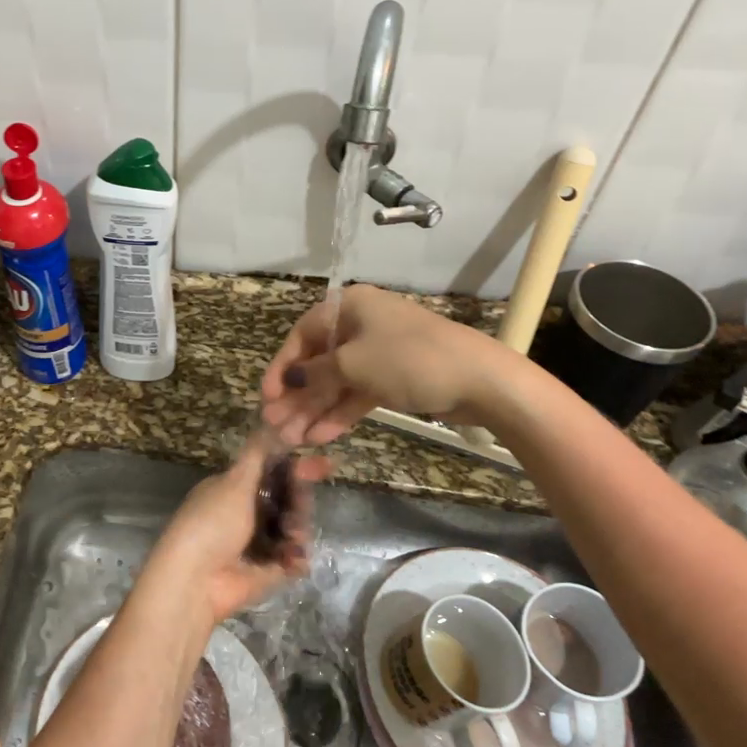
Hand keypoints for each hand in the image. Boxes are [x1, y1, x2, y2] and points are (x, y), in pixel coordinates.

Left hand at [145, 433, 330, 623]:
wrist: (195, 580)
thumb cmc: (212, 524)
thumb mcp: (235, 481)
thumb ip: (258, 452)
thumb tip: (275, 418)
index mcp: (235, 487)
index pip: (273, 471)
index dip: (297, 467)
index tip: (323, 464)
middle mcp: (247, 512)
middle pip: (288, 500)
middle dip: (299, 502)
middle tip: (299, 508)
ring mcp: (257, 542)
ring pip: (293, 528)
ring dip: (298, 530)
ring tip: (292, 538)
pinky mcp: (267, 571)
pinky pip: (292, 559)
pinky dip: (295, 558)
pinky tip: (292, 559)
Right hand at [259, 284, 518, 445]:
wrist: (479, 380)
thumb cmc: (409, 360)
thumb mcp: (354, 365)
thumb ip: (316, 374)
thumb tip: (290, 380)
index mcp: (348, 306)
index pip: (302, 335)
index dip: (282, 367)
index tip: (267, 398)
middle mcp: (360, 324)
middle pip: (318, 361)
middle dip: (296, 395)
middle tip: (275, 426)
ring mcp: (379, 352)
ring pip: (337, 381)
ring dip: (314, 409)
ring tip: (293, 440)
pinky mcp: (394, 377)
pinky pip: (357, 393)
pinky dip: (340, 413)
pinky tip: (320, 437)